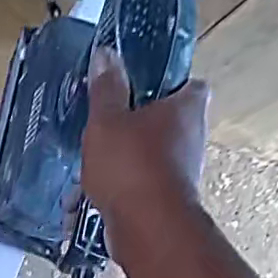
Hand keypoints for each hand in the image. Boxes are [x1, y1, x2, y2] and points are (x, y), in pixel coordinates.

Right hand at [81, 46, 209, 226]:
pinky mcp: (167, 194)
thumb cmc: (130, 165)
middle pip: (154, 122)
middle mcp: (194, 129)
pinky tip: (89, 200)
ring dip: (114, 166)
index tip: (122, 100)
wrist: (147, 223)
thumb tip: (105, 54)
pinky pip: (136, 183)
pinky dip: (115, 189)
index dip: (149, 88)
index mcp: (189, 101)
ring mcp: (182, 165)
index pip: (175, 81)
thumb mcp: (106, 122)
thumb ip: (105, 90)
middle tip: (95, 140)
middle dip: (123, 133)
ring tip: (84, 178)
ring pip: (142, 156)